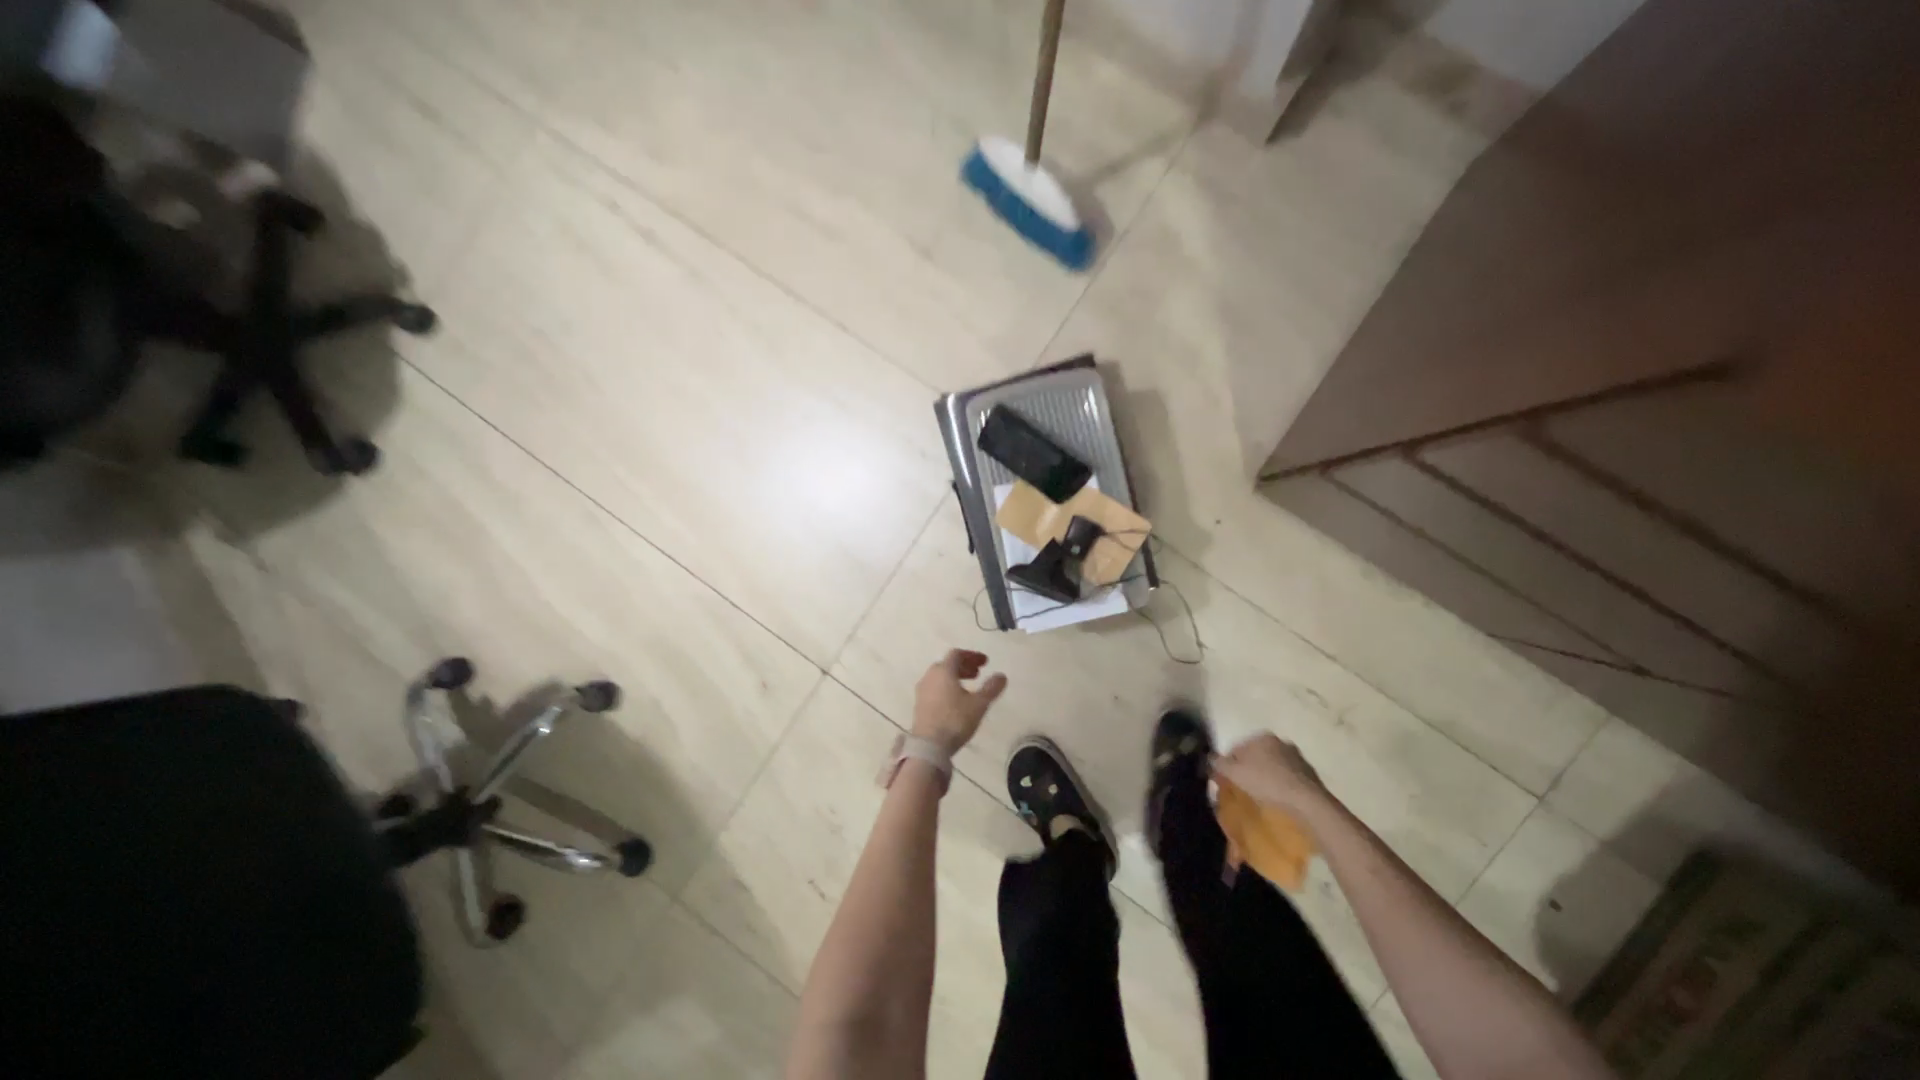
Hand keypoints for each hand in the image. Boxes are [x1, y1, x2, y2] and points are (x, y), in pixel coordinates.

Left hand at [912, 650, 1006, 752]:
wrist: (929, 745)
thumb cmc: (955, 720)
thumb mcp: (978, 704)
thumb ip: (991, 688)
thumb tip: (1002, 676)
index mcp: (943, 671)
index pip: (956, 654)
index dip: (972, 656)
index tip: (985, 662)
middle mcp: (930, 676)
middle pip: (947, 664)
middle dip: (963, 667)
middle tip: (978, 674)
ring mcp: (922, 691)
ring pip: (939, 677)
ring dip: (954, 678)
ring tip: (968, 689)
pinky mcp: (919, 705)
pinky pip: (934, 689)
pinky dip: (946, 688)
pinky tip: (955, 702)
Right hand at [1213, 734, 1329, 815]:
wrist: (1306, 800)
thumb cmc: (1266, 783)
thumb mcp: (1234, 774)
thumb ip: (1218, 763)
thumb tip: (1208, 757)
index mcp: (1260, 737)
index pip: (1236, 748)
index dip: (1228, 765)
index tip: (1227, 782)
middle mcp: (1279, 741)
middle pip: (1254, 755)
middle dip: (1248, 768)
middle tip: (1243, 788)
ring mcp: (1295, 755)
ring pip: (1271, 765)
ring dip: (1264, 775)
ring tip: (1261, 795)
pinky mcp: (1307, 771)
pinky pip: (1286, 775)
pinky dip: (1280, 783)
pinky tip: (1278, 796)